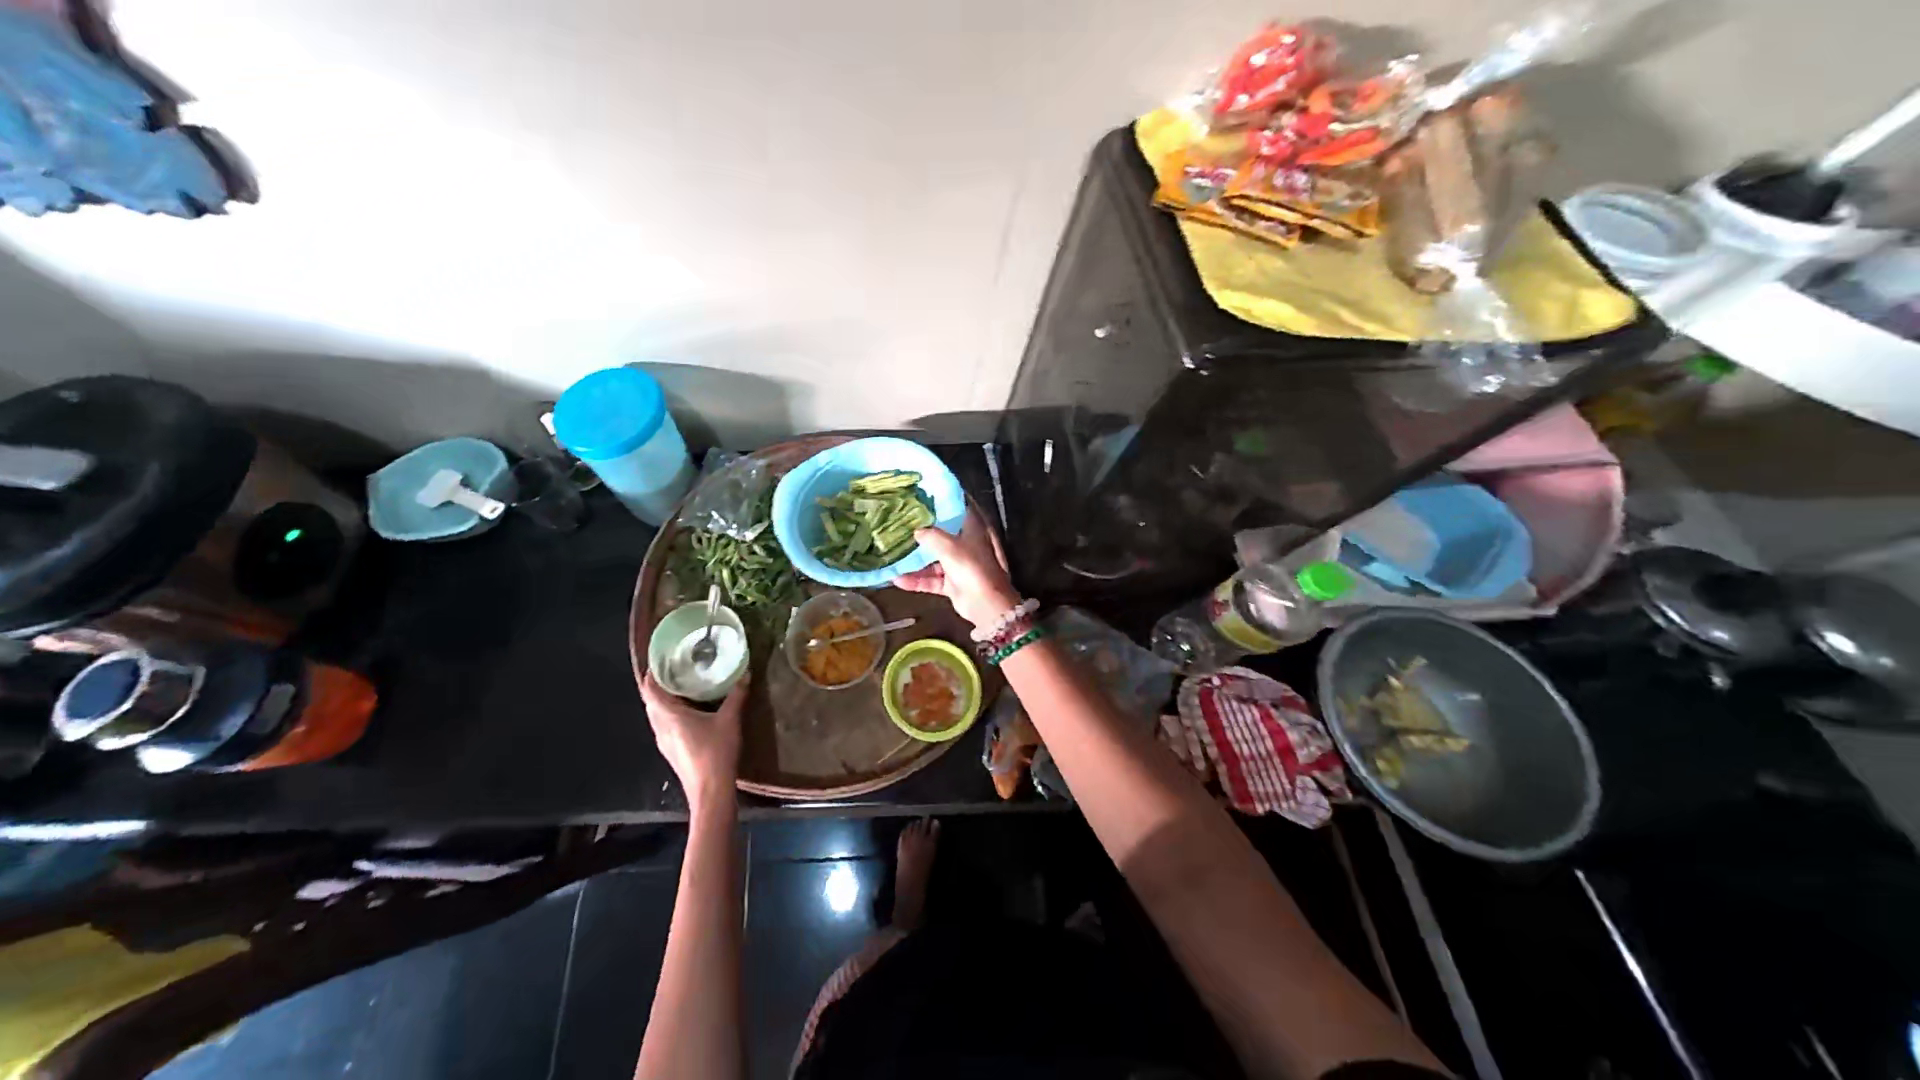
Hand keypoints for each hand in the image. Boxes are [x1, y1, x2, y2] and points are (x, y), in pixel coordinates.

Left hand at [640, 671, 745, 815]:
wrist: (710, 791)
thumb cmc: (716, 752)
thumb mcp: (730, 720)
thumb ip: (736, 695)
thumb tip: (746, 673)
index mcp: (669, 715)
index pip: (650, 689)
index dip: (653, 672)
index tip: (663, 658)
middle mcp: (660, 727)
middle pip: (651, 701)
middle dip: (661, 684)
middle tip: (678, 668)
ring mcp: (663, 741)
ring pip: (657, 714)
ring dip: (665, 700)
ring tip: (684, 686)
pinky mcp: (671, 751)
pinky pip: (664, 725)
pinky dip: (671, 713)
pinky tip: (690, 712)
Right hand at [895, 510, 1019, 629]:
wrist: (986, 604)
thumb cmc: (970, 567)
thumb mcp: (948, 545)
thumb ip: (930, 535)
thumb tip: (917, 531)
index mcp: (973, 527)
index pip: (960, 505)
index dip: (945, 498)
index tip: (925, 492)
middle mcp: (967, 543)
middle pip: (943, 531)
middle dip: (923, 528)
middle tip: (900, 520)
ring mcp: (960, 564)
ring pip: (934, 557)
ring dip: (916, 559)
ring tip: (892, 552)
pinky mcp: (953, 582)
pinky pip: (932, 579)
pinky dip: (917, 580)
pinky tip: (898, 580)